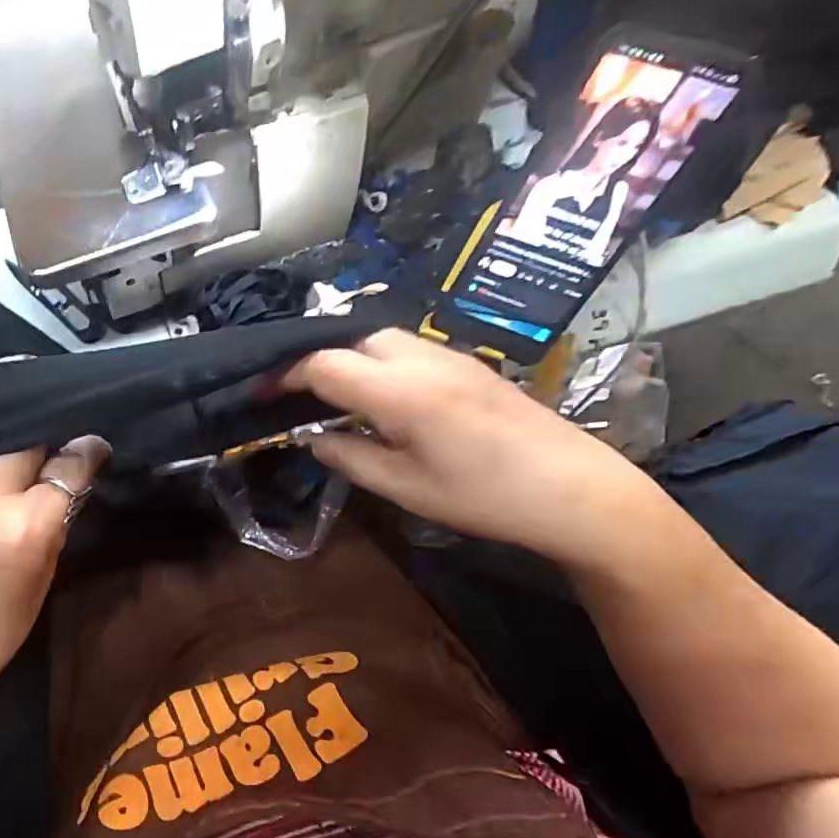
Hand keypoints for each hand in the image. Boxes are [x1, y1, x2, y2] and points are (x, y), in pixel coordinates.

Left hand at [0, 437, 110, 719]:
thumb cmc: (1, 622)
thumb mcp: (45, 572)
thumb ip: (57, 516)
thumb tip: (72, 472)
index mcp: (25, 526)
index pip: (67, 465)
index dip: (86, 453)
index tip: (94, 448)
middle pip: (26, 439)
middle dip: (47, 441)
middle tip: (54, 453)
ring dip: (5, 441)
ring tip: (15, 454)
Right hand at [287, 329, 676, 572]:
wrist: (577, 490)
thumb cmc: (483, 498)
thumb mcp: (403, 488)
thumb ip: (349, 456)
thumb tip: (313, 437)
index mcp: (403, 393)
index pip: (325, 364)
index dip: (285, 377)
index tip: (261, 396)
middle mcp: (426, 361)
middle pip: (353, 339)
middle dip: (317, 361)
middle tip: (294, 396)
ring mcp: (453, 358)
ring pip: (383, 339)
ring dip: (349, 359)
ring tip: (330, 395)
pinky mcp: (471, 366)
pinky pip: (410, 349)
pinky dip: (378, 363)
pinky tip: (377, 397)